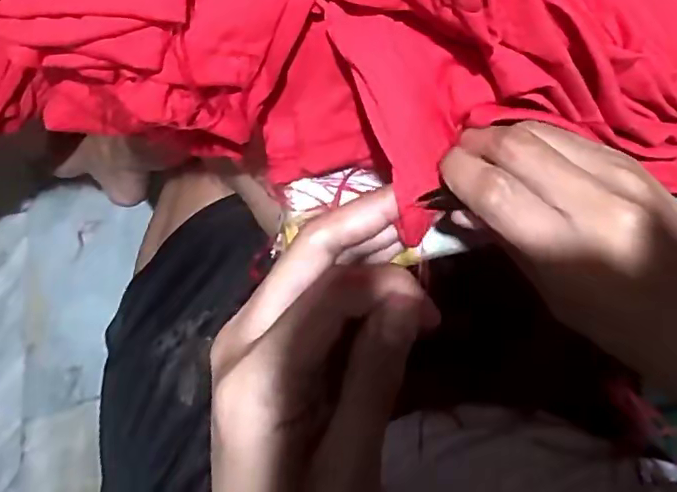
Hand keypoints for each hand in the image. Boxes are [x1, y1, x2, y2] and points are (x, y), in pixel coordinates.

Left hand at [208, 186, 438, 491]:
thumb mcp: (346, 465)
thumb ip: (375, 373)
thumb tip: (411, 294)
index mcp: (257, 367)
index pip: (331, 287)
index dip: (389, 278)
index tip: (434, 302)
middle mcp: (243, 331)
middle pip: (311, 249)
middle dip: (372, 220)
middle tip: (427, 212)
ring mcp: (249, 331)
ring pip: (313, 258)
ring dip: (368, 242)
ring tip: (420, 242)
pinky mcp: (265, 338)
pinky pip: (314, 284)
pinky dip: (357, 271)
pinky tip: (392, 274)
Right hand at [438, 122, 676, 428]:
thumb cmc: (632, 331)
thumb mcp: (561, 302)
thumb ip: (511, 245)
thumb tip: (463, 207)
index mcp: (571, 249)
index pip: (494, 187)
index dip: (456, 172)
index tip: (440, 175)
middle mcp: (594, 197)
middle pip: (514, 144)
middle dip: (474, 144)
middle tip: (456, 158)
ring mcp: (617, 170)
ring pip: (539, 129)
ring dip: (501, 133)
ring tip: (484, 150)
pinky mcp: (631, 158)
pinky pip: (569, 134)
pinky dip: (535, 136)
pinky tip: (525, 150)